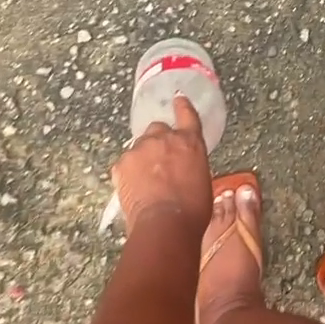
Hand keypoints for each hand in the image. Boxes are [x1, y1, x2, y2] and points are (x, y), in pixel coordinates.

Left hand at [113, 96, 211, 231]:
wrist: (165, 224)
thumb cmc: (191, 210)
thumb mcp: (202, 181)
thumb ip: (191, 165)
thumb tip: (183, 169)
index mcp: (190, 142)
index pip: (187, 114)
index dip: (182, 106)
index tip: (178, 99)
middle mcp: (165, 139)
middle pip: (157, 129)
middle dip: (158, 142)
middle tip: (160, 163)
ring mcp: (141, 149)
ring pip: (139, 147)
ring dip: (142, 158)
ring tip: (147, 182)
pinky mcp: (122, 163)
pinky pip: (125, 163)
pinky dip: (128, 173)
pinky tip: (135, 190)